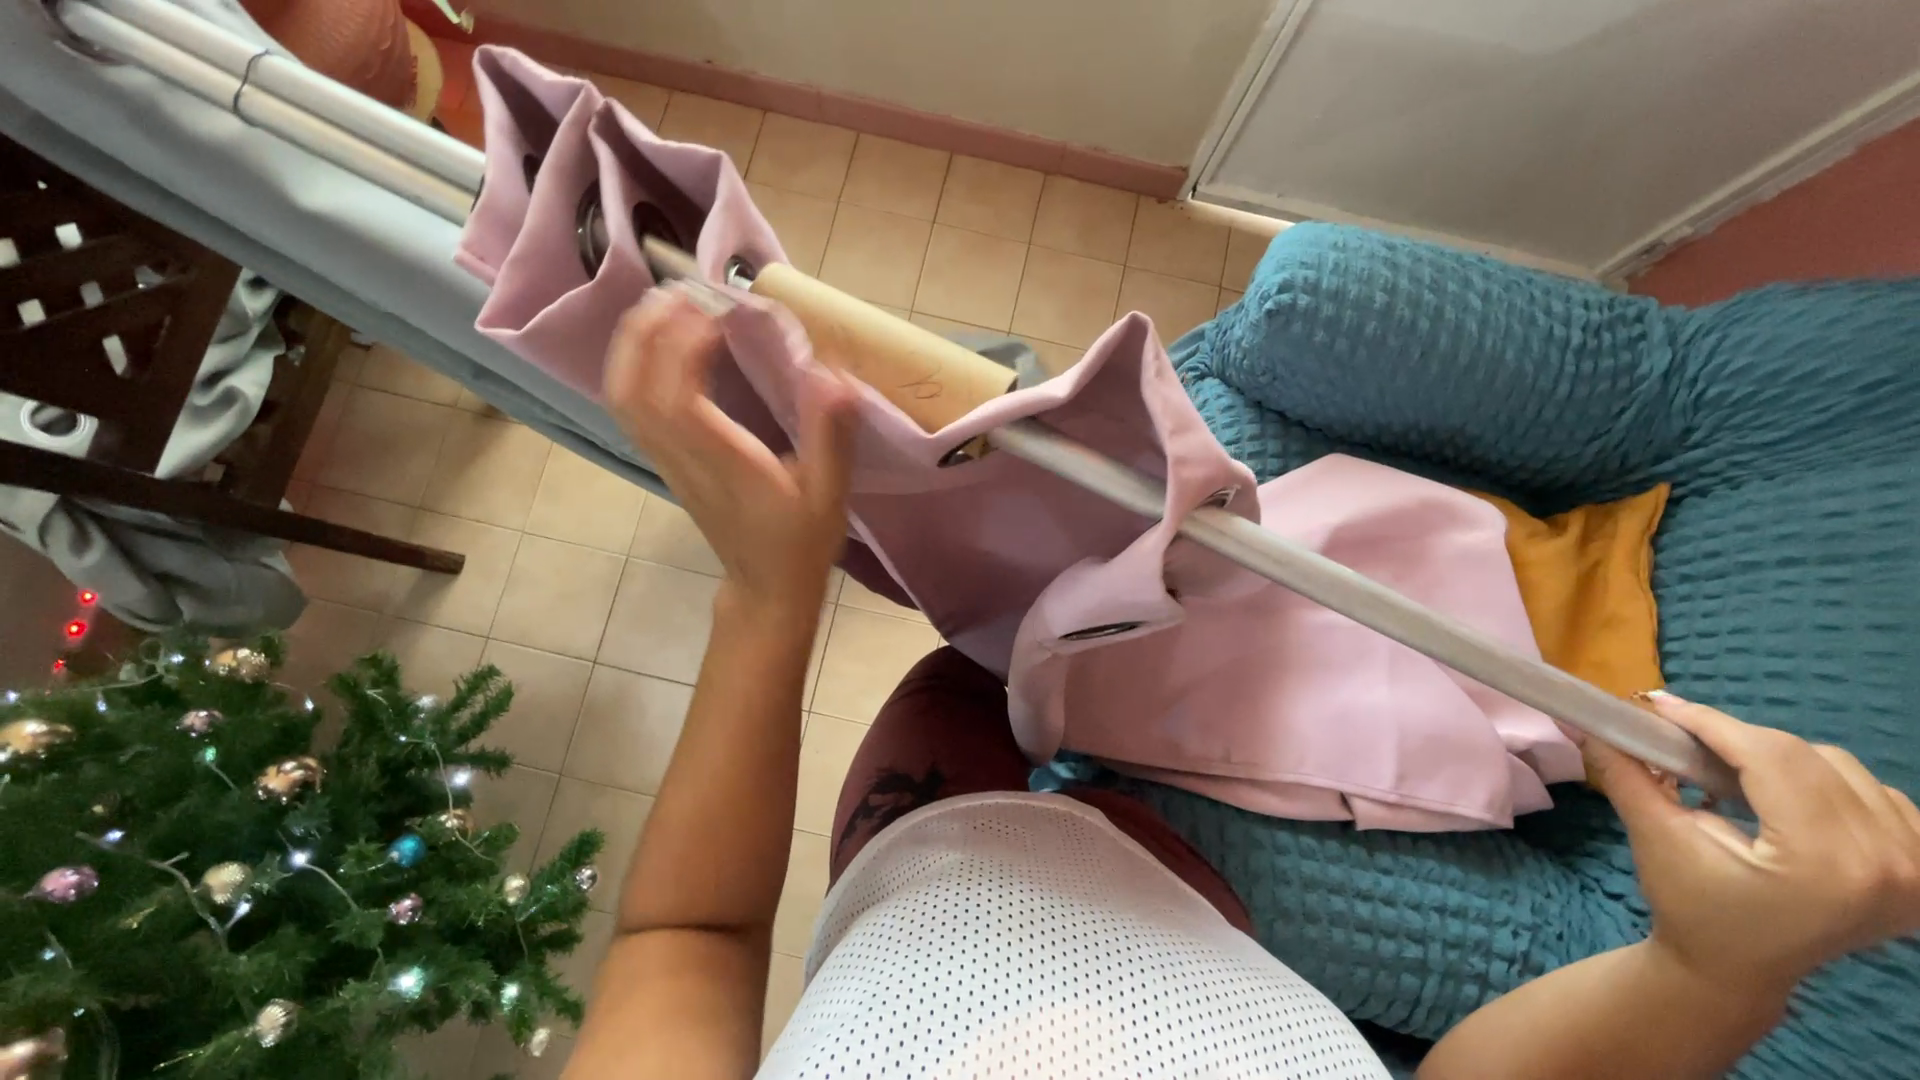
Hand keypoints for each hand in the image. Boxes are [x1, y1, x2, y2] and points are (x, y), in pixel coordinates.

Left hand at [604, 287, 858, 616]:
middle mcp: (683, 459)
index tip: (717, 310)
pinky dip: (634, 365)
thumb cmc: (800, 542)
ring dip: (634, 344)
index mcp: (725, 464)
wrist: (765, 587)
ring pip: (624, 397)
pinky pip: (631, 407)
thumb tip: (832, 374)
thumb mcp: (830, 494)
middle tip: (682, 291)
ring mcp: (666, 461)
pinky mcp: (664, 462)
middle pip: (635, 389)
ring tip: (665, 305)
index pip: (679, 399)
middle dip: (648, 332)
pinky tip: (658, 343)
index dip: (683, 346)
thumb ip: (832, 436)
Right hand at [1589, 692, 1919, 998]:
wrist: (1735, 969)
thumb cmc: (1689, 907)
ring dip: (1781, 757)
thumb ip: (1627, 775)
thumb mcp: (1654, 838)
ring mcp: (1917, 869)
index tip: (1659, 705)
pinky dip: (1827, 780)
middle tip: (1682, 737)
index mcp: (1824, 860)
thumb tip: (1592, 724)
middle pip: (1807, 758)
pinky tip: (1788, 797)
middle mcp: (1889, 862)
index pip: (1771, 759)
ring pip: (1842, 767)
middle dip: (1737, 738)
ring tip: (1732, 772)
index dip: (1710, 722)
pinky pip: (1878, 793)